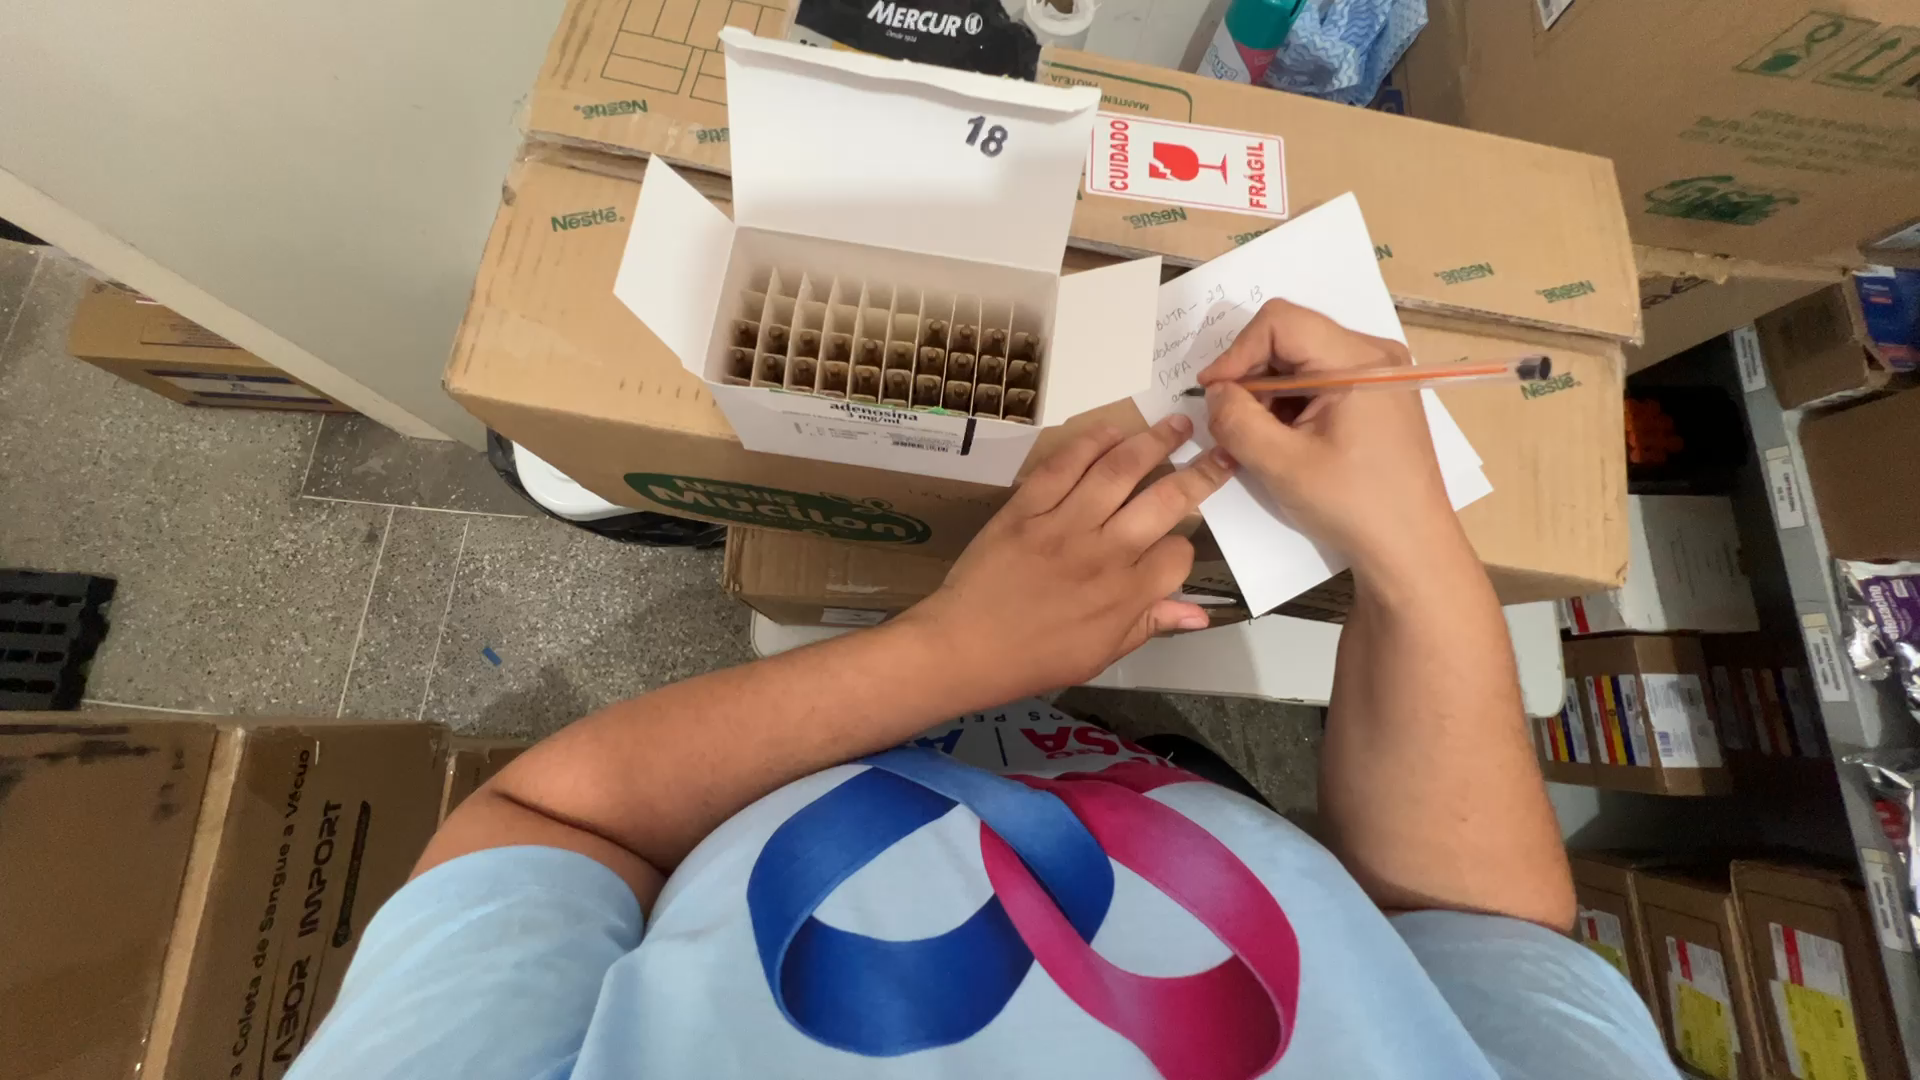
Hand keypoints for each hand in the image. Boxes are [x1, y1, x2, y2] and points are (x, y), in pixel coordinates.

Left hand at [898, 416, 1234, 700]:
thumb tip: (1200, 613)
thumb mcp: (1100, 654)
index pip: (1179, 553)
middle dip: (1199, 472)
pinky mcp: (1026, 508)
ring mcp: (1064, 524)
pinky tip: (1112, 430)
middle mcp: (1105, 552)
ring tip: (1176, 423)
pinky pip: (1063, 467)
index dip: (1184, 546)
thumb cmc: (1035, 658)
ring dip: (1153, 442)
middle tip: (1217, 448)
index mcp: (1126, 594)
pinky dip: (1090, 443)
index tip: (1174, 542)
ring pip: (1119, 471)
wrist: (965, 646)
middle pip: (1165, 500)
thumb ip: (1149, 625)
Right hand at [1196, 299, 1464, 580]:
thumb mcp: (1281, 464)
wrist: (1408, 546)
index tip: (1212, 393)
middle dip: (1250, 376)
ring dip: (1265, 393)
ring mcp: (1376, 374)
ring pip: (1297, 360)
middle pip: (1289, 337)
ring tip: (1256, 437)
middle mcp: (1373, 355)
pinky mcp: (1371, 395)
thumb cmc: (1353, 505)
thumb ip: (1237, 421)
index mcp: (1360, 362)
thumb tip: (1214, 393)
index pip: (1281, 322)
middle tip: (1231, 421)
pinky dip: (1286, 404)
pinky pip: (1314, 380)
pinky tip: (1280, 439)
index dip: (1236, 352)